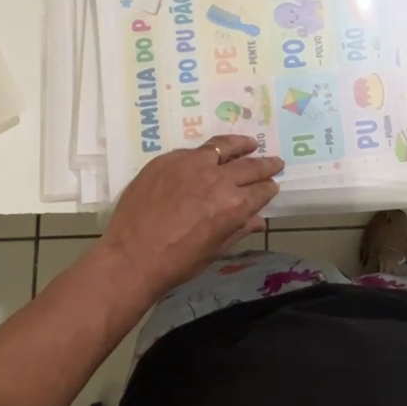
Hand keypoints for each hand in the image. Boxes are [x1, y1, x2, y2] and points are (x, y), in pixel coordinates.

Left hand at [97, 134, 281, 302]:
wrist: (131, 257)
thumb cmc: (177, 262)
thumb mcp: (215, 249)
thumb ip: (239, 229)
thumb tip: (258, 221)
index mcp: (234, 205)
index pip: (261, 190)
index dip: (269, 188)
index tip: (272, 186)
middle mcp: (217, 179)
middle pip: (249, 166)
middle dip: (266, 164)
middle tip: (275, 162)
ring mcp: (191, 164)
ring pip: (223, 146)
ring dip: (240, 145)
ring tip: (249, 143)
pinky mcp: (168, 159)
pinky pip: (193, 152)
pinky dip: (205, 154)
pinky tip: (207, 157)